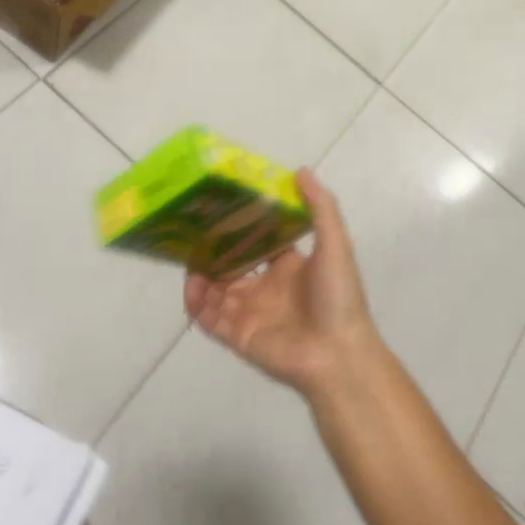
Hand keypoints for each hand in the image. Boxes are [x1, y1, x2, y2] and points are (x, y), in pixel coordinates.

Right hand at [184, 169, 382, 396]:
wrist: (338, 355)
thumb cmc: (338, 296)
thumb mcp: (335, 244)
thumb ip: (320, 207)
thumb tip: (301, 170)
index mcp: (289, 268)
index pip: (259, 242)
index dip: (241, 227)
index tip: (222, 208)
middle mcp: (267, 289)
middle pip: (232, 266)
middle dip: (213, 251)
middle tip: (192, 230)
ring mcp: (250, 313)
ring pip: (216, 291)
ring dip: (201, 275)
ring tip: (186, 256)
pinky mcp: (238, 336)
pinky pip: (209, 318)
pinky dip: (196, 303)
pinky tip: (191, 284)